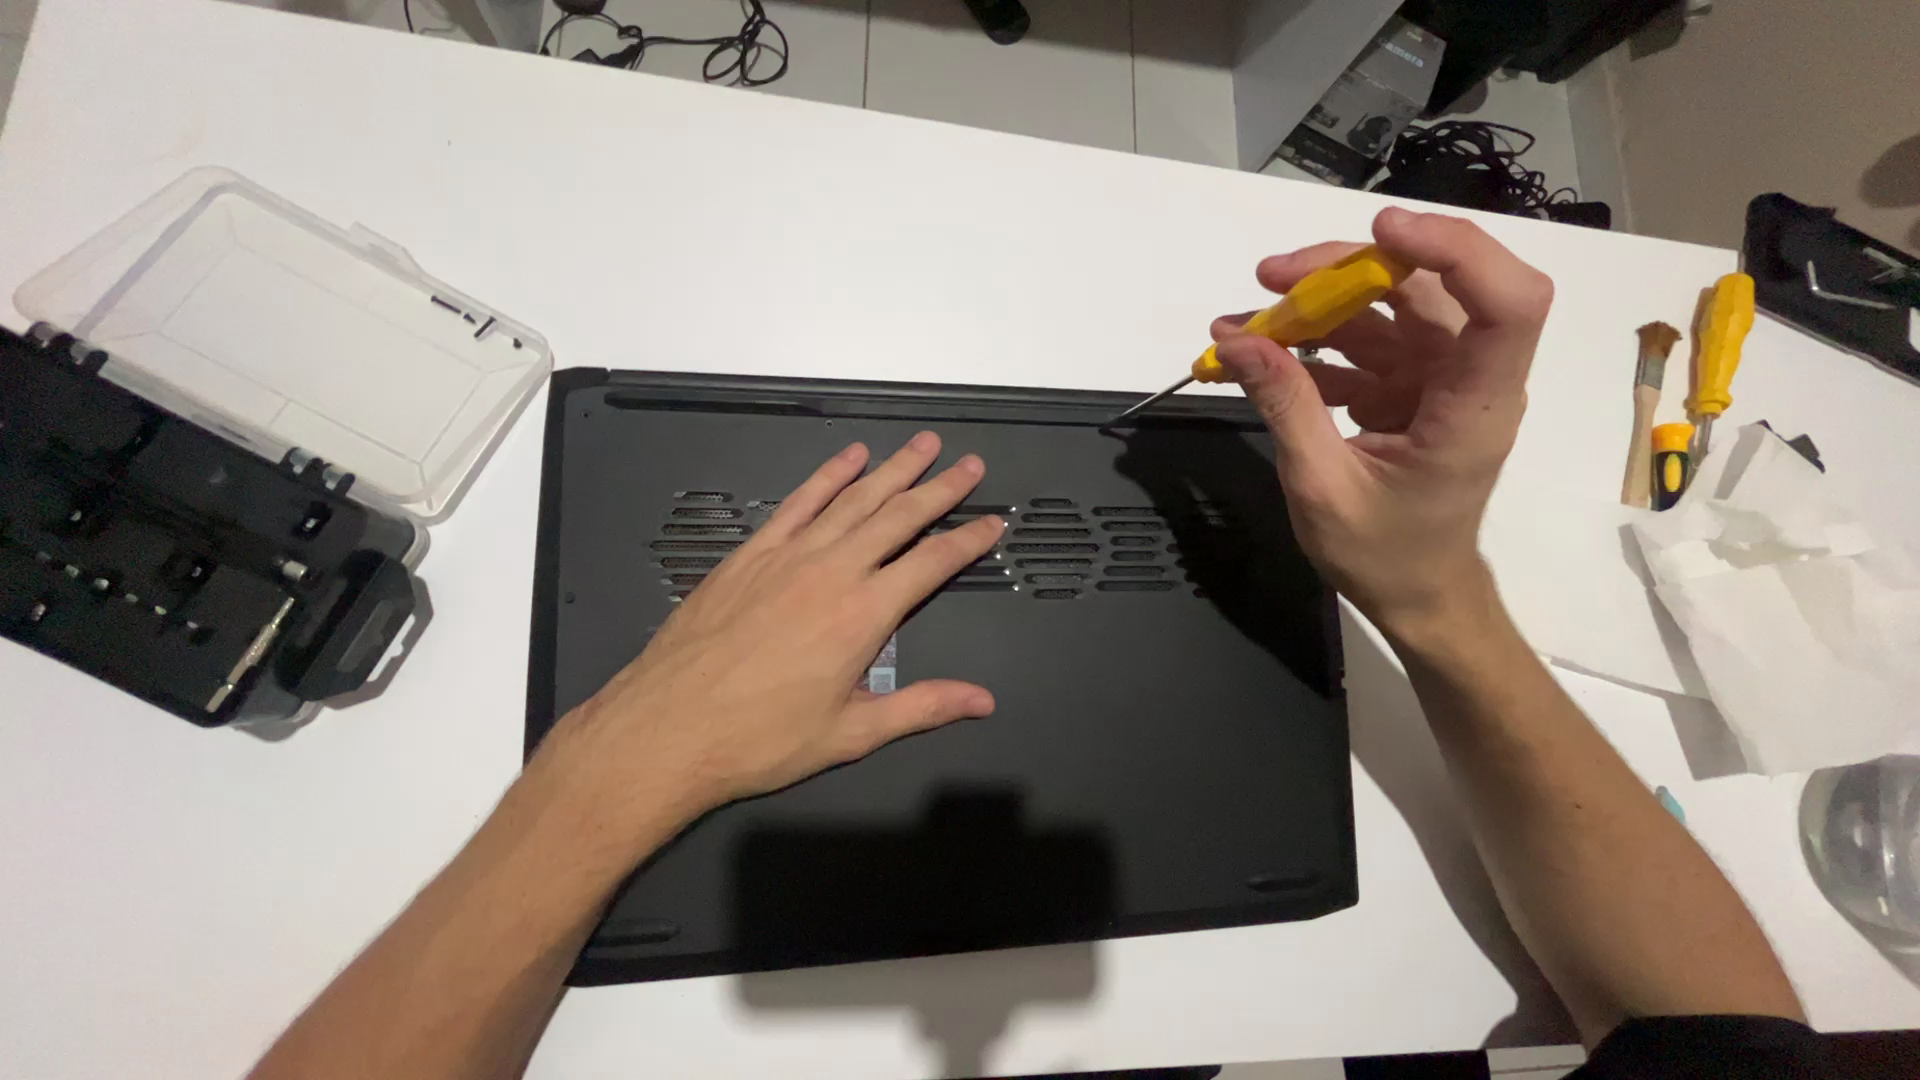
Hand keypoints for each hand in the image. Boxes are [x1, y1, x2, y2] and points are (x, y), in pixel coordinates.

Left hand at [540, 433, 1004, 833]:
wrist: (667, 729)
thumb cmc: (761, 738)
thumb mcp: (852, 733)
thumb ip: (922, 707)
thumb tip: (984, 700)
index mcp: (864, 614)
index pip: (932, 563)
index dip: (969, 540)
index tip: (994, 521)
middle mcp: (833, 571)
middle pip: (899, 516)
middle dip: (940, 488)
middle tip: (969, 463)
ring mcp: (789, 555)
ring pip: (853, 499)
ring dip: (892, 469)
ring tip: (923, 445)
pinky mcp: (751, 553)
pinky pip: (798, 503)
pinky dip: (827, 476)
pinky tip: (849, 457)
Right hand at [1212, 207, 1552, 635]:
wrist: (1413, 592)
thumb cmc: (1383, 553)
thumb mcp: (1321, 485)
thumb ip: (1284, 407)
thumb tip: (1235, 342)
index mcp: (1474, 408)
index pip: (1505, 303)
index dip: (1455, 250)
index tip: (1380, 231)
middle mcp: (1467, 380)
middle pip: (1428, 288)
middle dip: (1346, 270)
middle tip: (1269, 278)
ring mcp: (1437, 382)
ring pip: (1388, 311)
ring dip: (1318, 305)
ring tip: (1246, 317)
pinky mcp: (1407, 391)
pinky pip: (1363, 347)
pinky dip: (1313, 345)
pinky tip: (1261, 353)